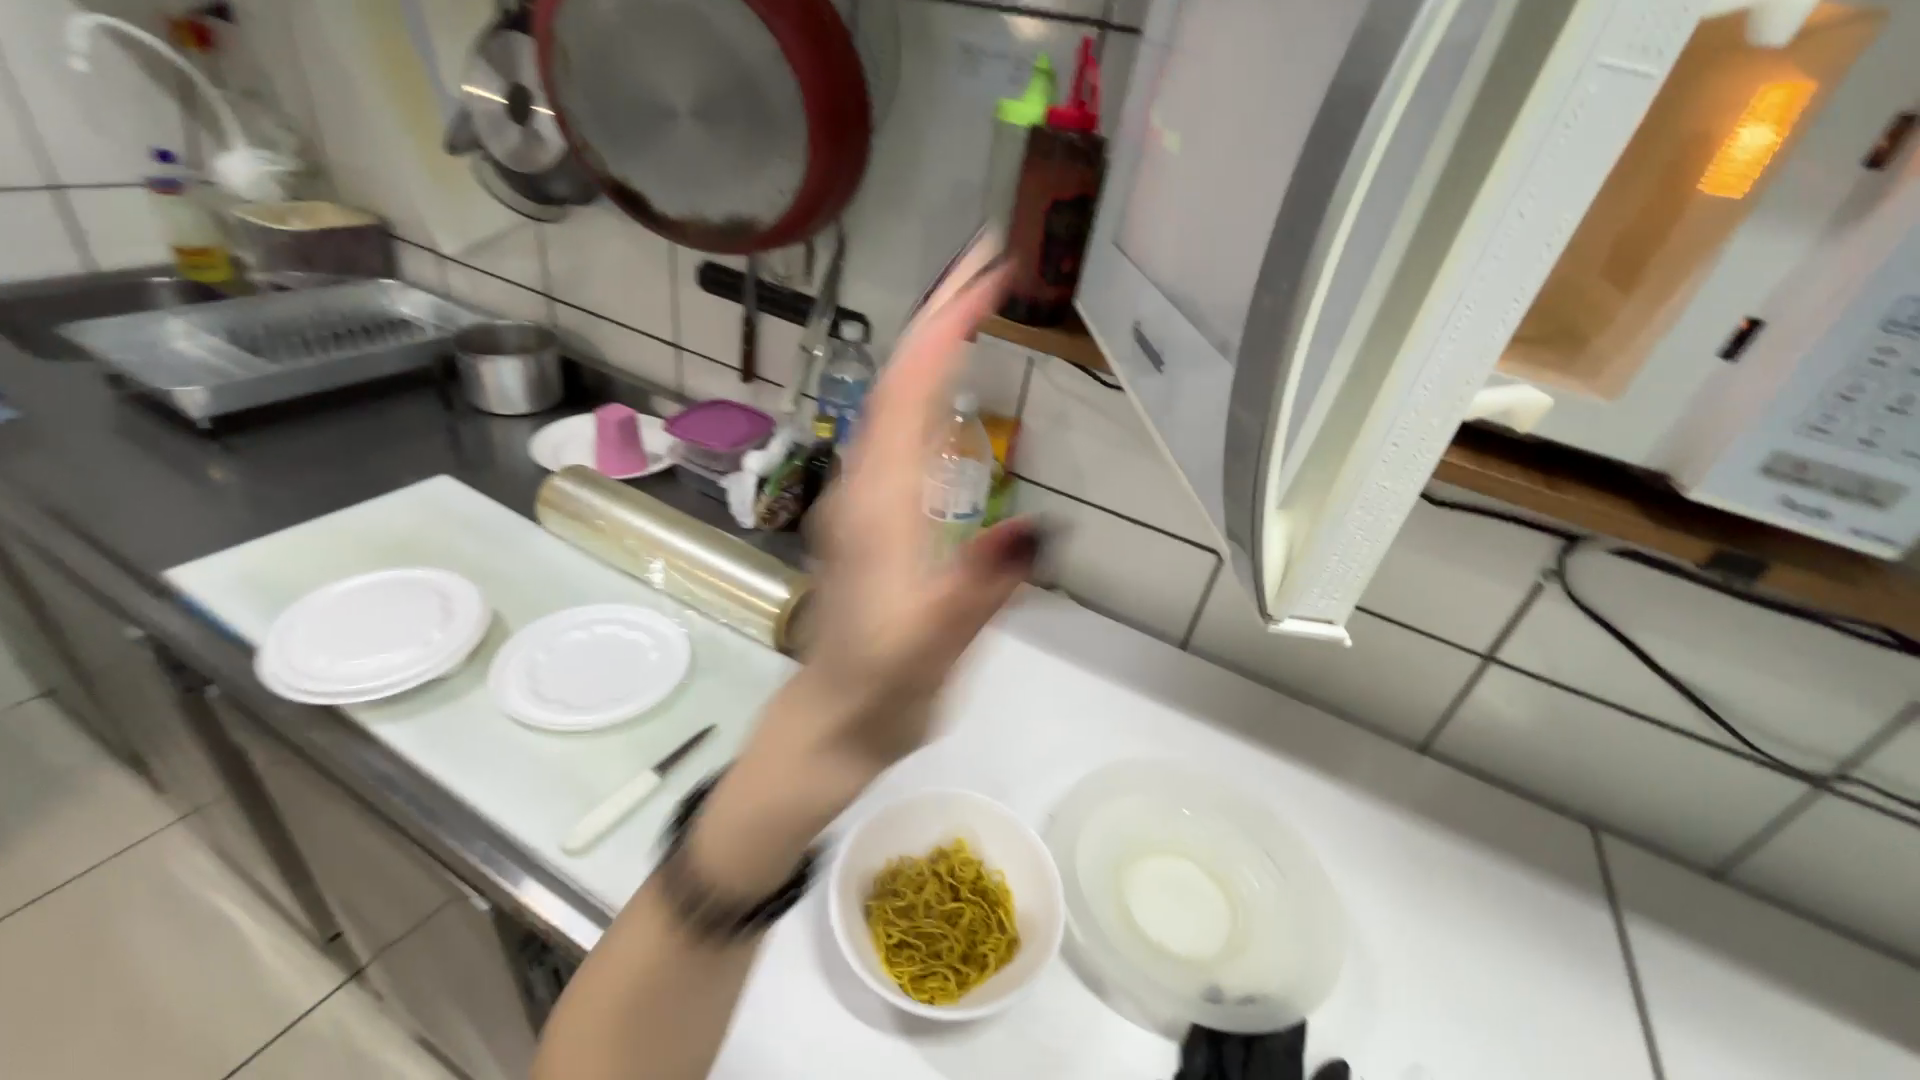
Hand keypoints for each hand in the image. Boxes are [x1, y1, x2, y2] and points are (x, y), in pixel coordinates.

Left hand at [693, 235, 1040, 894]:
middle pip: (897, 381)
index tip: (987, 273)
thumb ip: (976, 590)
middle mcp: (865, 486)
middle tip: (987, 258)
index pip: (909, 393)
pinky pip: (901, 432)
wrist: (834, 721)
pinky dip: (927, 389)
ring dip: (931, 344)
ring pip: (895, 401)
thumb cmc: (882, 688)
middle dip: (939, 314)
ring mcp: (865, 499)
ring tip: (976, 301)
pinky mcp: (873, 516)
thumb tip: (1034, 529)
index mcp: (879, 505)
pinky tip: (949, 389)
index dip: (945, 327)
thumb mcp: (931, 648)